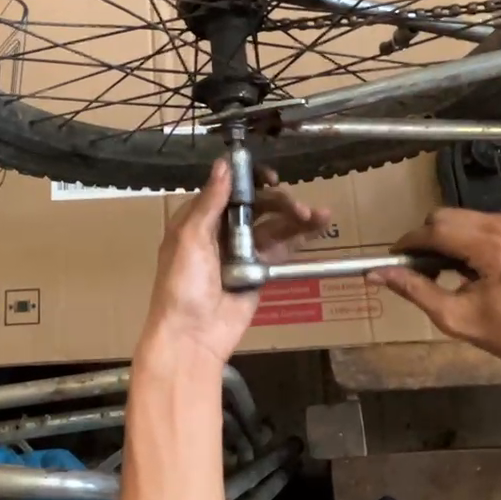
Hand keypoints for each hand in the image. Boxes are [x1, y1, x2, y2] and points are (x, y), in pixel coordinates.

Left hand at [139, 159, 331, 369]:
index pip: (228, 189)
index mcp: (198, 219)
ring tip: (318, 216)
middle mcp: (221, 231)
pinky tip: (317, 226)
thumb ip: (210, 201)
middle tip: (298, 208)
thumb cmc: (182, 284)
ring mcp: (242, 252)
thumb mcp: (190, 238)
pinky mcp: (259, 272)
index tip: (270, 176)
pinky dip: (299, 237)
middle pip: (256, 206)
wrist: (192, 336)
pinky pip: (281, 249)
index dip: (250, 179)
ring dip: (295, 217)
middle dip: (279, 201)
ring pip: (273, 225)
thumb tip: (223, 163)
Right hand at [368, 208, 500, 373]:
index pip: (438, 229)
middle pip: (452, 217)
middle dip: (433, 239)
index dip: (411, 241)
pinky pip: (495, 219)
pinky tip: (488, 263)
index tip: (396, 255)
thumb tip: (374, 273)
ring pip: (472, 217)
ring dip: (457, 238)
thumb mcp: (453, 316)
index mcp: (499, 248)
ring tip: (462, 270)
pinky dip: (482, 237)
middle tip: (427, 268)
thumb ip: (413, 288)